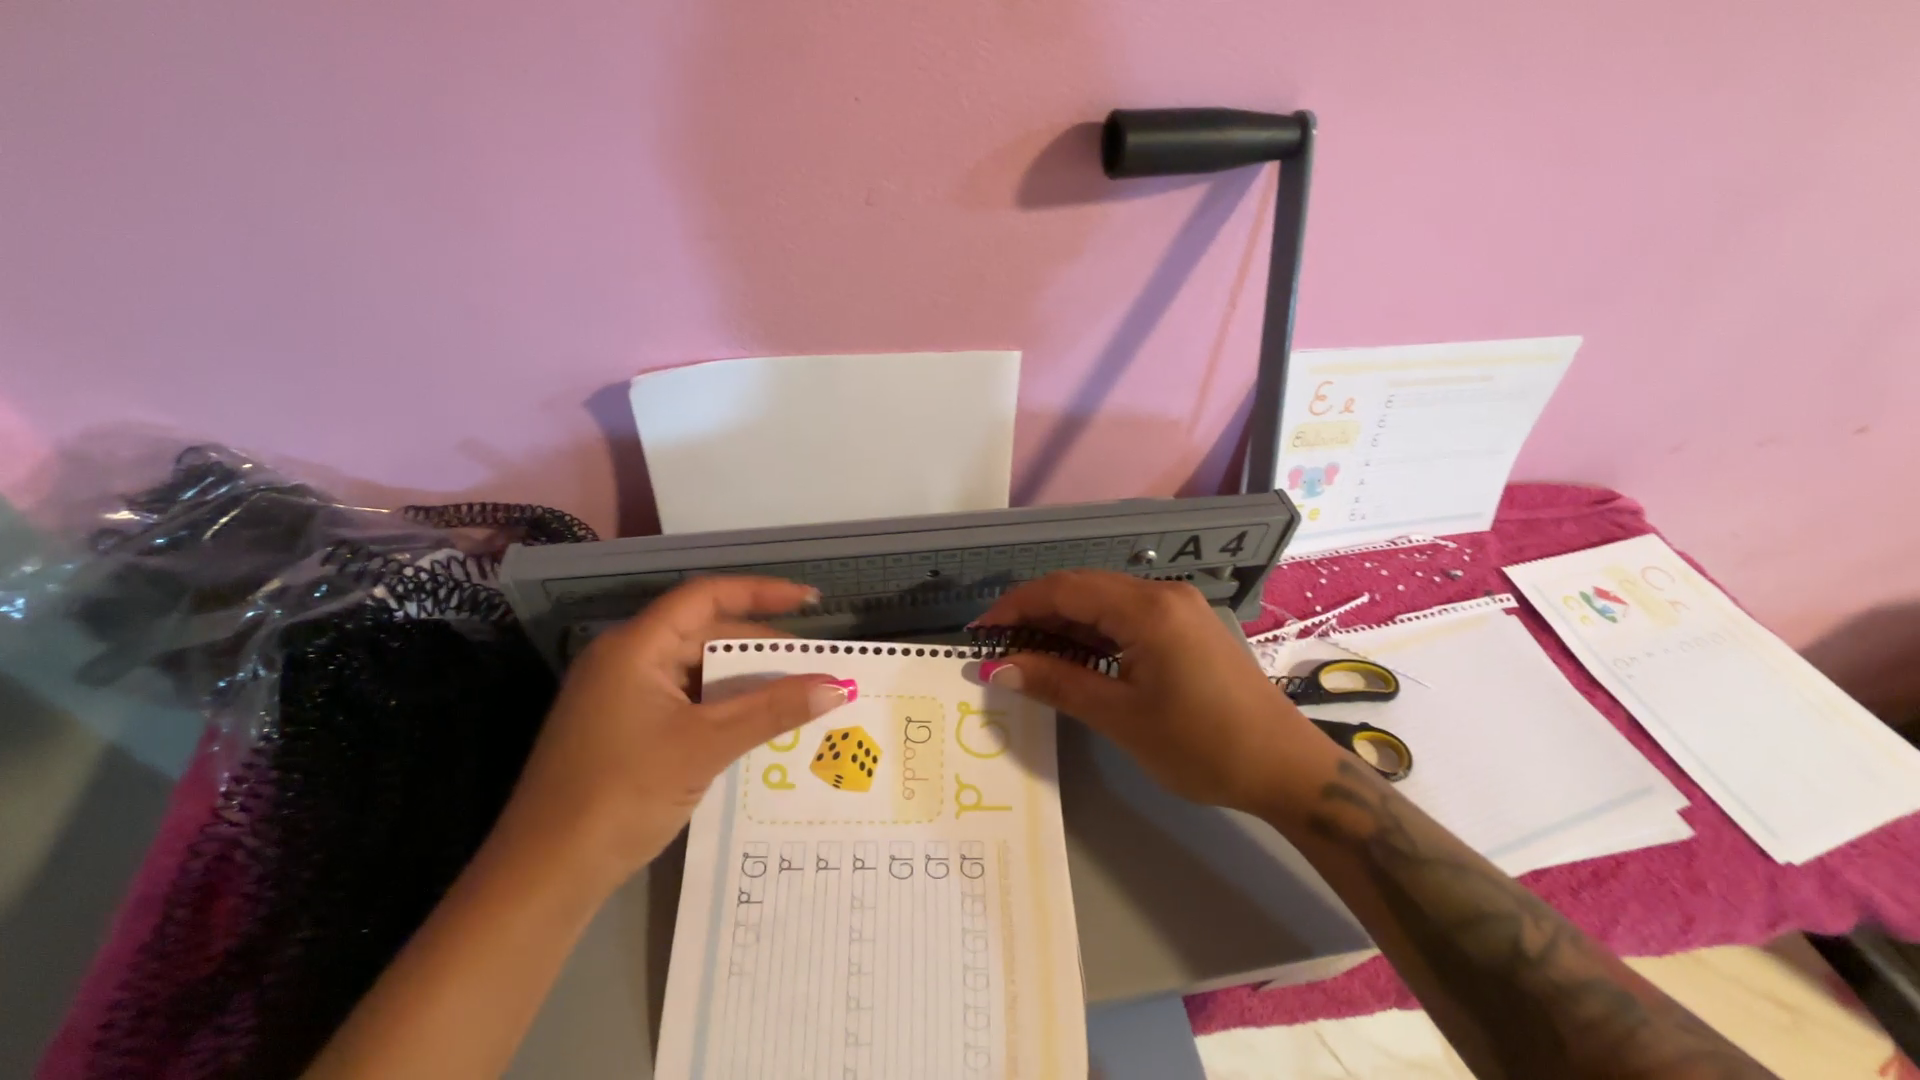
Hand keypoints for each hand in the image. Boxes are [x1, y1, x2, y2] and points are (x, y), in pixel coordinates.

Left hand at [501, 577, 852, 884]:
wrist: (546, 872)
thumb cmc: (624, 793)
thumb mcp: (706, 746)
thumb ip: (773, 710)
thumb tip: (838, 685)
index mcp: (635, 647)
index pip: (705, 597)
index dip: (761, 592)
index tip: (810, 601)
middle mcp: (624, 660)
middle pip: (702, 633)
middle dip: (760, 646)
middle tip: (812, 664)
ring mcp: (619, 697)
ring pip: (694, 672)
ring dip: (743, 681)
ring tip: (795, 694)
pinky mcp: (621, 730)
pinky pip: (682, 702)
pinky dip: (721, 707)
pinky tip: (755, 726)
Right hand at [973, 571, 1334, 813]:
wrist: (1284, 768)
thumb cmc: (1201, 745)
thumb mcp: (1120, 717)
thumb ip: (1056, 683)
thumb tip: (995, 668)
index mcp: (1147, 608)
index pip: (1064, 589)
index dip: (1016, 606)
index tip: (980, 635)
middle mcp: (1163, 594)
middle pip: (1083, 589)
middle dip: (1036, 614)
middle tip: (998, 650)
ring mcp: (1180, 609)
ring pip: (1105, 603)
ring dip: (1064, 625)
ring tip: (1026, 657)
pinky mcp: (1188, 628)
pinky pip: (1128, 619)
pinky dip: (1094, 635)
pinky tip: (1073, 659)